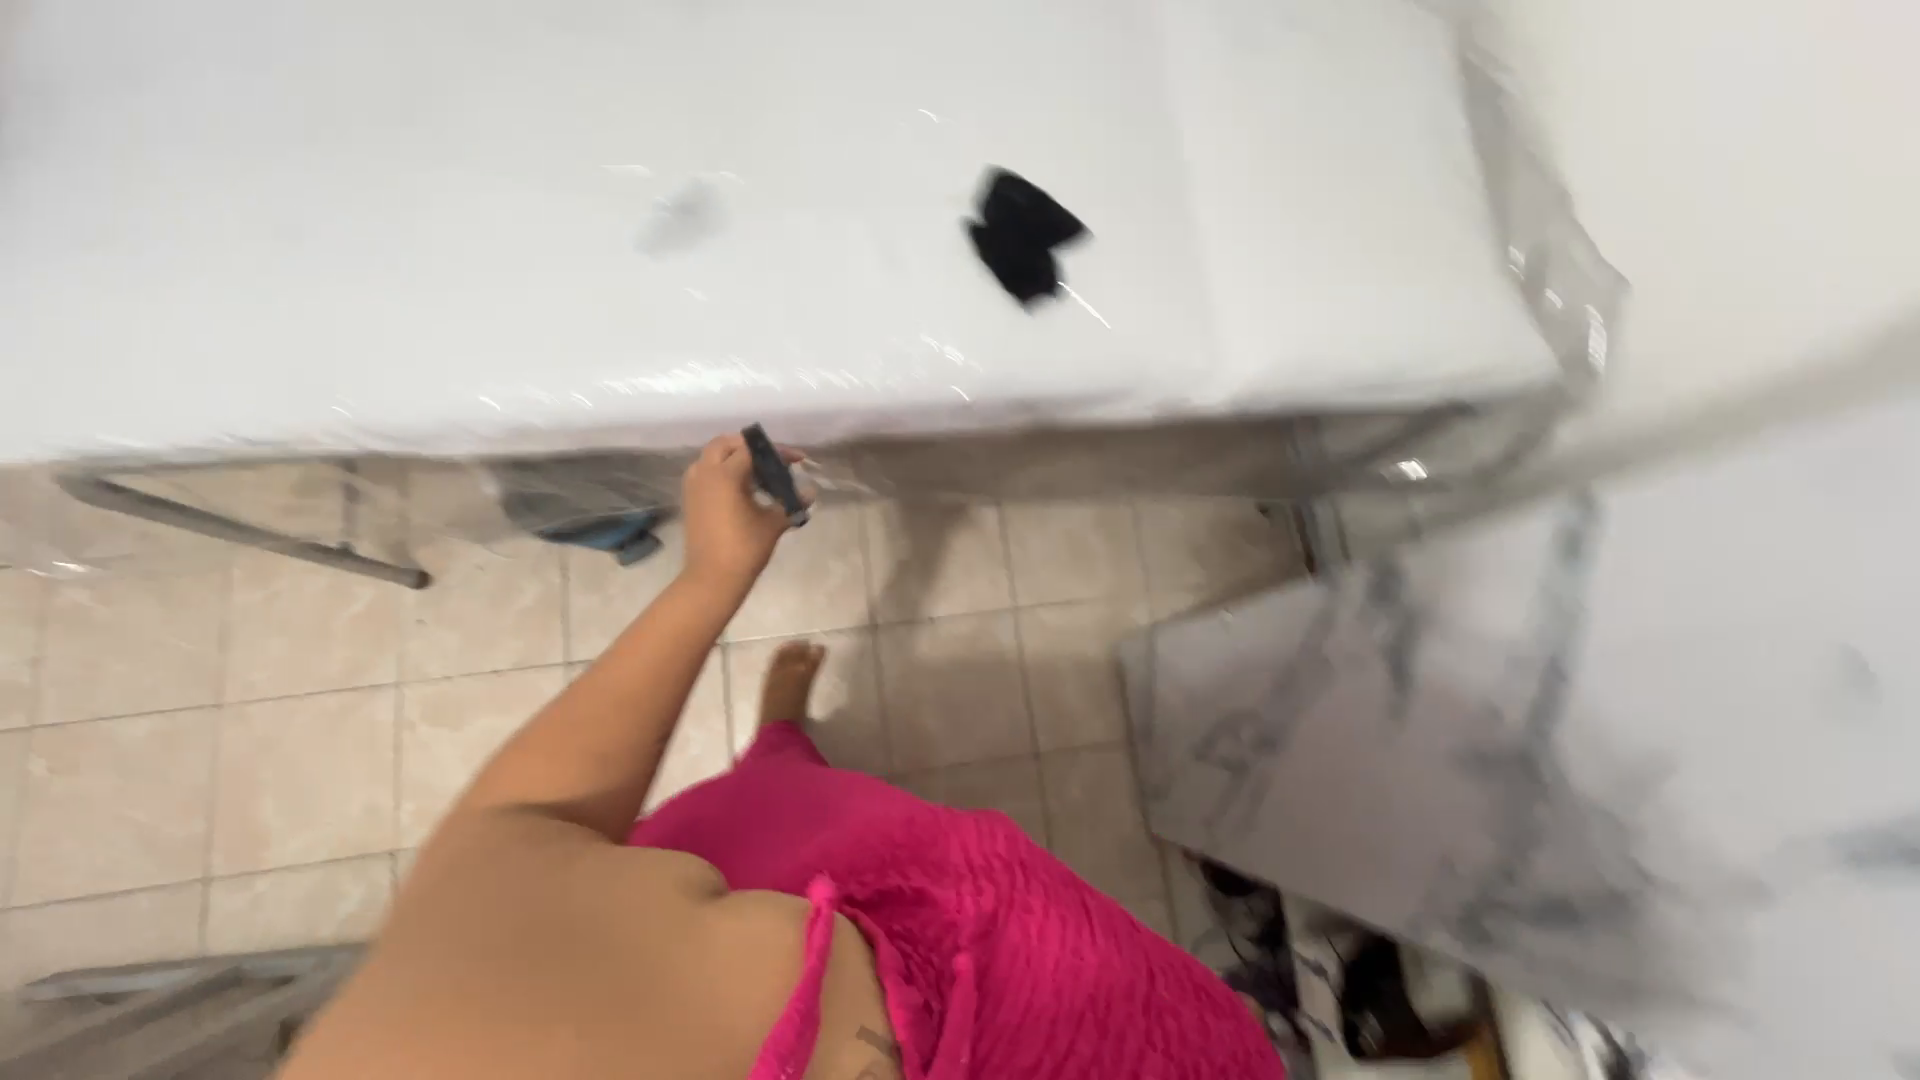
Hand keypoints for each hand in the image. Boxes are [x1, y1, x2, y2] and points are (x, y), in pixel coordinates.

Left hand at [678, 434, 805, 592]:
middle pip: (726, 444)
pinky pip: (705, 473)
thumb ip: (792, 502)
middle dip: (750, 447)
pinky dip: (722, 471)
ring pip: (711, 457)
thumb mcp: (774, 523)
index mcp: (724, 475)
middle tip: (772, 459)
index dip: (777, 451)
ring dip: (733, 457)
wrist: (712, 578)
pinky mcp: (690, 499)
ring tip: (757, 472)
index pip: (753, 450)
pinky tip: (741, 489)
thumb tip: (810, 492)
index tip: (798, 460)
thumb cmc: (744, 549)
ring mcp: (693, 486)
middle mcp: (705, 473)